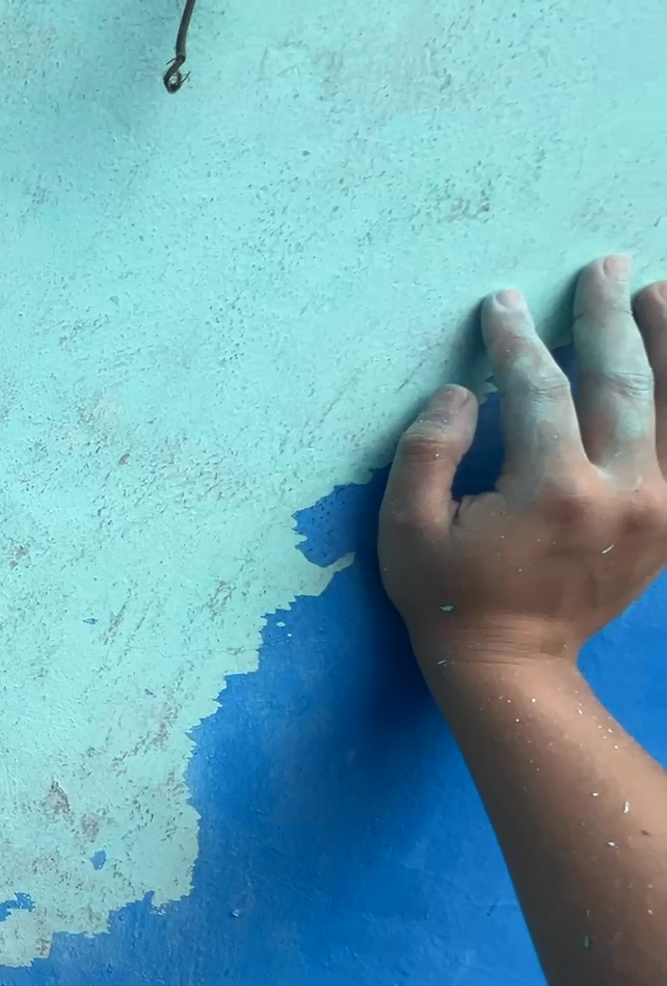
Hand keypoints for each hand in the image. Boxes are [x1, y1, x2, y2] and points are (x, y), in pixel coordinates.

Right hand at [379, 256, 666, 668]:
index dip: (515, 343)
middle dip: (610, 320)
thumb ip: (428, 456)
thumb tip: (457, 394)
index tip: (499, 304)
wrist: (509, 656)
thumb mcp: (406, 527)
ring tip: (661, 291)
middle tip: (604, 268)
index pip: (538, 393)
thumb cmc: (440, 589)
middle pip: (626, 384)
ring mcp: (665, 503)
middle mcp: (626, 488)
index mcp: (550, 489)